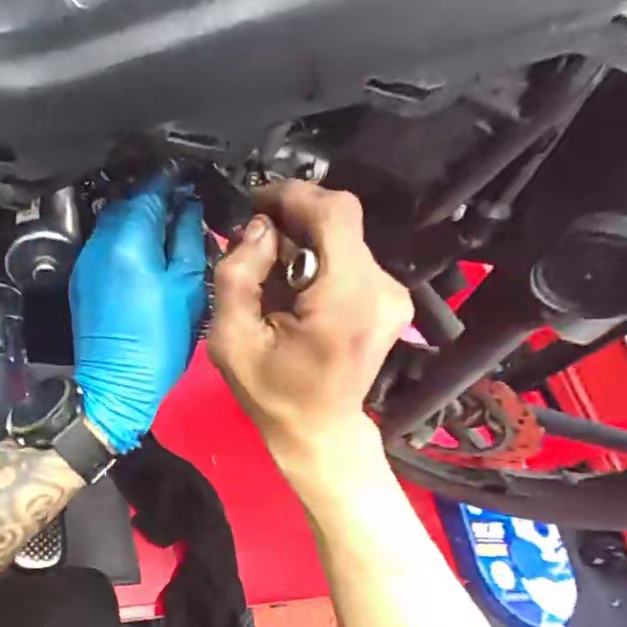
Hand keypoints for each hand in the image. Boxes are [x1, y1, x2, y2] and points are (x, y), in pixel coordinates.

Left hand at [71, 172, 209, 452]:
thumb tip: (188, 207)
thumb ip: (188, 239)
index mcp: (128, 240)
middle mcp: (99, 242)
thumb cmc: (157, 343)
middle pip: (129, 201)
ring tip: (169, 236)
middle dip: (157, 199)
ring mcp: (86, 261)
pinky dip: (128, 242)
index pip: (151, 188)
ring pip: (116, 222)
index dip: (174, 180)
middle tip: (185, 210)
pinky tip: (148, 258)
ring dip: (141, 221)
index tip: (191, 180)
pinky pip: (107, 245)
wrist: (116, 385)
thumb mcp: (187, 288)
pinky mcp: (82, 280)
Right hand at [206, 181, 411, 481]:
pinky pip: (352, 259)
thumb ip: (238, 277)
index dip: (293, 195)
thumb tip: (259, 229)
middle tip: (257, 247)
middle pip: (340, 222)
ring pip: (345, 239)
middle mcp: (383, 290)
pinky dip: (321, 262)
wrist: (319, 431)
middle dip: (293, 223)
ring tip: (274, 278)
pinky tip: (298, 291)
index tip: (258, 204)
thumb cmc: (273, 394)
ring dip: (305, 244)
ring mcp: (394, 295)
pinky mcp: (393, 300)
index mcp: (347, 300)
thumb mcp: (232, 341)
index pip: (334, 213)